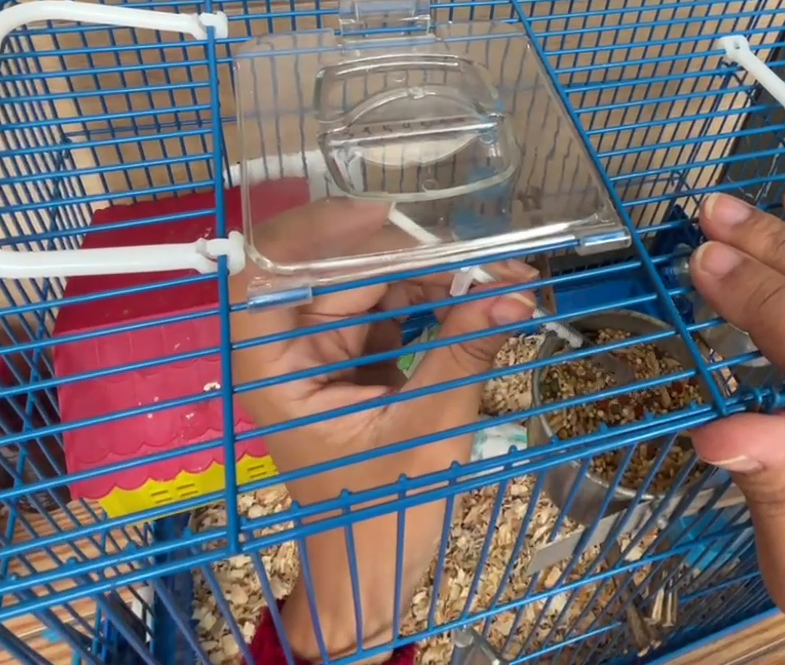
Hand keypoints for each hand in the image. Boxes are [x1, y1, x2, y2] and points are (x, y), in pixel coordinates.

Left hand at [229, 199, 536, 660]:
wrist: (375, 568)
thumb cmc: (382, 514)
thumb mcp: (428, 434)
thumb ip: (463, 353)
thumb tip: (513, 289)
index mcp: (277, 372)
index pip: (271, 281)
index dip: (314, 236)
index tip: (382, 216)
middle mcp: (294, 347)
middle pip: (341, 272)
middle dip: (414, 256)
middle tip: (488, 256)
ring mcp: (328, 344)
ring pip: (375, 281)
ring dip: (436, 271)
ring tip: (501, 272)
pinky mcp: (360, 349)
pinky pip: (396, 302)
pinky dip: (438, 293)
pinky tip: (481, 291)